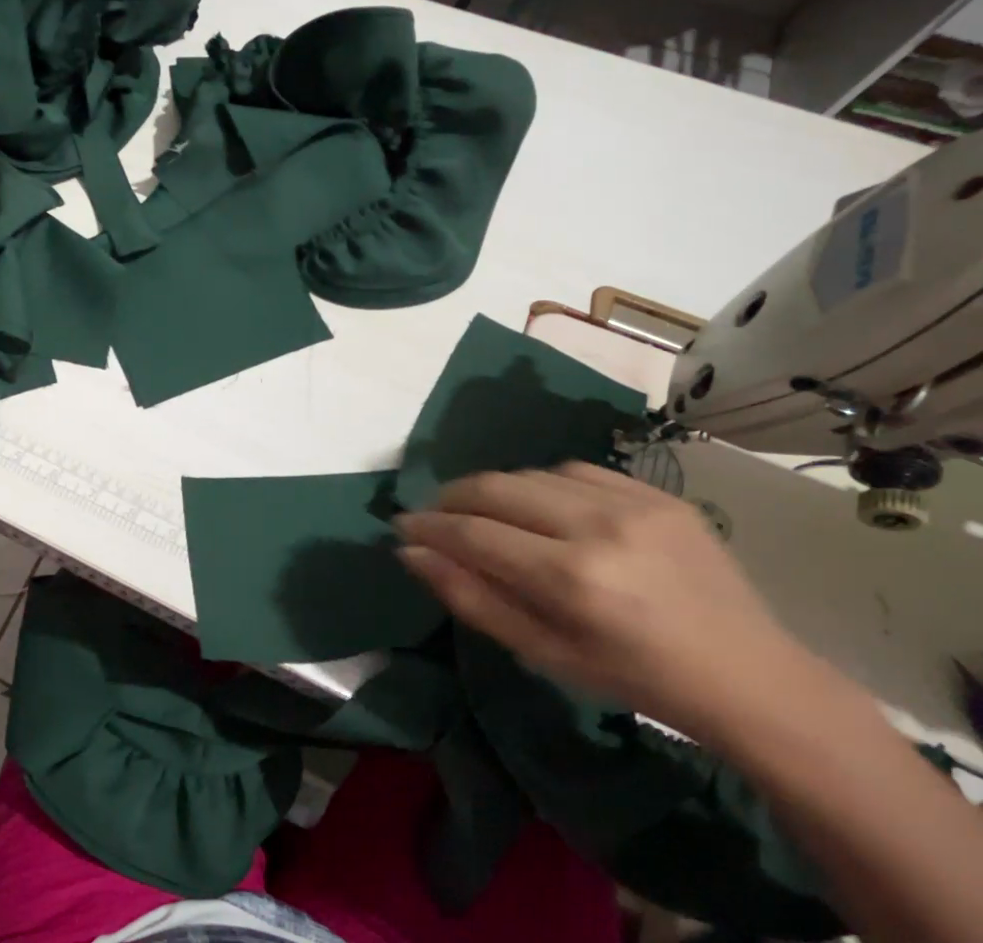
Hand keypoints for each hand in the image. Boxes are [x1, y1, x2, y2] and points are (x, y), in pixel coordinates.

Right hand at [395, 462, 813, 741]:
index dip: (427, 527)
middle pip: (495, 488)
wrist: (746, 674)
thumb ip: (469, 598)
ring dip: (495, 490)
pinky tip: (541, 509)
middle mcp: (598, 527)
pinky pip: (577, 471)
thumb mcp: (539, 652)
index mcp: (569, 578)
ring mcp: (635, 504)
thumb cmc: (631, 677)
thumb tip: (411, 553)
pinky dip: (542, 485)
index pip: (472, 533)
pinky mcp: (660, 494)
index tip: (401, 527)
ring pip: (531, 474)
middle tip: (434, 518)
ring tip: (486, 515)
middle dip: (450, 499)